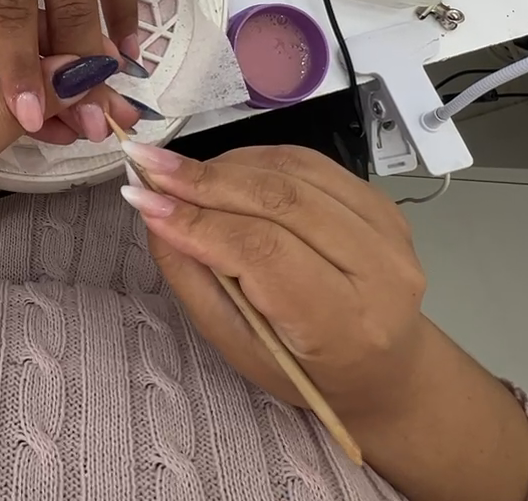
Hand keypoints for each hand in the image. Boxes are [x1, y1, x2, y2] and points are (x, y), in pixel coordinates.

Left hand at [0, 11, 134, 333]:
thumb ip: (28, 99)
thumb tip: (89, 67)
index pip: (31, 28)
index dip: (80, 61)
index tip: (118, 101)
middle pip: (25, 48)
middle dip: (73, 84)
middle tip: (115, 126)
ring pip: (12, 72)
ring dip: (52, 101)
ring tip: (94, 134)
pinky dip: (22, 112)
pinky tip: (56, 132)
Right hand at [121, 145, 527, 500]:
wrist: (384, 367)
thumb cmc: (300, 369)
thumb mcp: (235, 344)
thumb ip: (191, 276)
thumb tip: (151, 208)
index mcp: (345, 323)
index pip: (263, 251)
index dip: (198, 219)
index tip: (139, 195)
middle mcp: (379, 270)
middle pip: (278, 200)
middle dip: (203, 178)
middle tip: (145, 161)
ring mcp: (387, 228)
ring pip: (291, 171)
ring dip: (224, 164)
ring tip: (174, 168)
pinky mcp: (380, 200)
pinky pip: (306, 161)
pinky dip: (253, 158)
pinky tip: (219, 167)